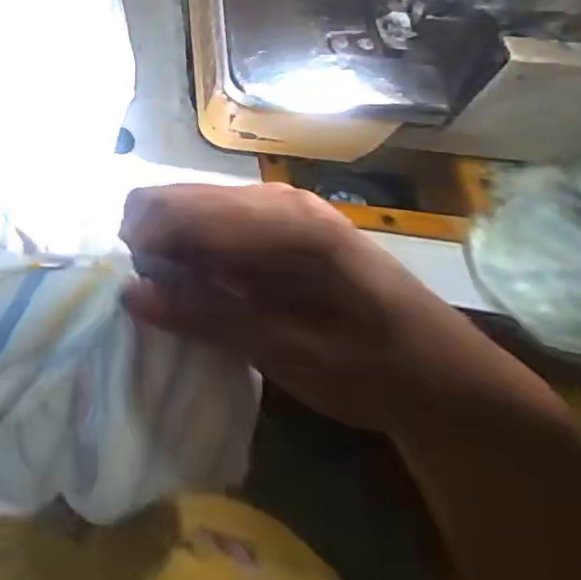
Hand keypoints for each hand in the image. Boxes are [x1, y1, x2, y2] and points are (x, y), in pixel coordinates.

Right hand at [120, 182, 498, 431]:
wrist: (450, 380)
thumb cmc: (379, 370)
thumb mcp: (293, 355)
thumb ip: (210, 318)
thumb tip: (130, 294)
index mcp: (284, 223)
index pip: (177, 210)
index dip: (141, 249)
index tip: (136, 299)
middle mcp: (273, 200)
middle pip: (171, 199)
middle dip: (146, 247)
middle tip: (158, 302)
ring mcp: (272, 208)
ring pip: (182, 209)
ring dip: (164, 251)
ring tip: (181, 303)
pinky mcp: (270, 226)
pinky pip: (204, 225)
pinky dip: (186, 255)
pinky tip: (205, 294)